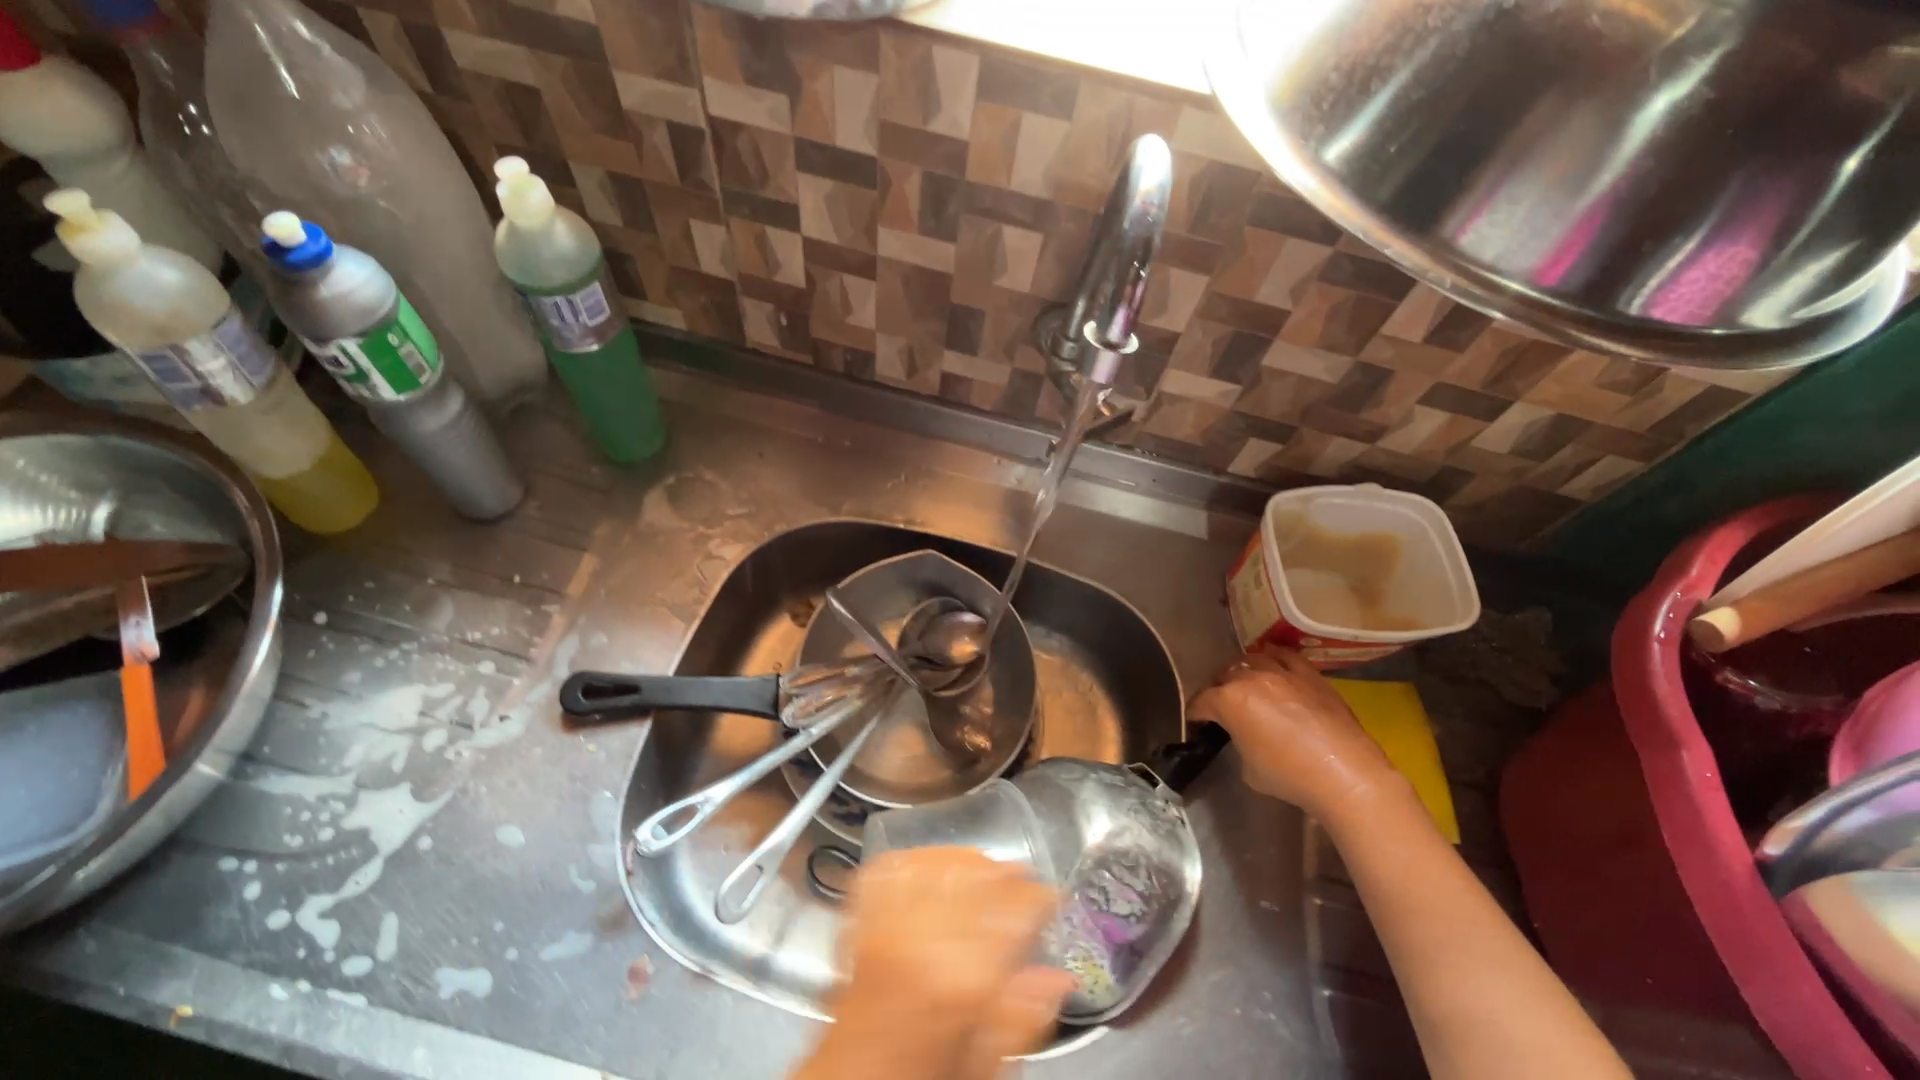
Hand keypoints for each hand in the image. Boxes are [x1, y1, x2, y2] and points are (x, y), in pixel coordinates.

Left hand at [792, 847, 1074, 1079]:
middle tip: (1022, 876)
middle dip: (1005, 871)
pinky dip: (911, 860)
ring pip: (932, 865)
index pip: (1012, 913)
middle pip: (973, 878)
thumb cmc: (919, 1072)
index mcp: (960, 981)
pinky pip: (885, 872)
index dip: (1040, 897)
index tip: (1051, 898)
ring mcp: (885, 929)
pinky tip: (929, 863)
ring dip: (963, 859)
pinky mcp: (857, 925)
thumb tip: (1058, 978)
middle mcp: (921, 944)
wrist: (856, 1079)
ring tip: (982, 866)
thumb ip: (1023, 1017)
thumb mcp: (984, 1062)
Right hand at [1189, 650, 1401, 822]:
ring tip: (1246, 685)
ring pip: (1252, 660)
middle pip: (1224, 675)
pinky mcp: (1310, 674)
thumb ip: (1238, 741)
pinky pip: (1285, 656)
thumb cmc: (1289, 775)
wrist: (1344, 773)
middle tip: (1223, 709)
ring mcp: (1282, 672)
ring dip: (1244, 672)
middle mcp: (1251, 678)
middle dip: (1218, 690)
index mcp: (1228, 700)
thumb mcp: (1247, 767)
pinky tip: (1272, 664)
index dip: (1195, 715)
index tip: (1197, 726)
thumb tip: (1244, 735)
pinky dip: (1273, 659)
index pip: (1201, 702)